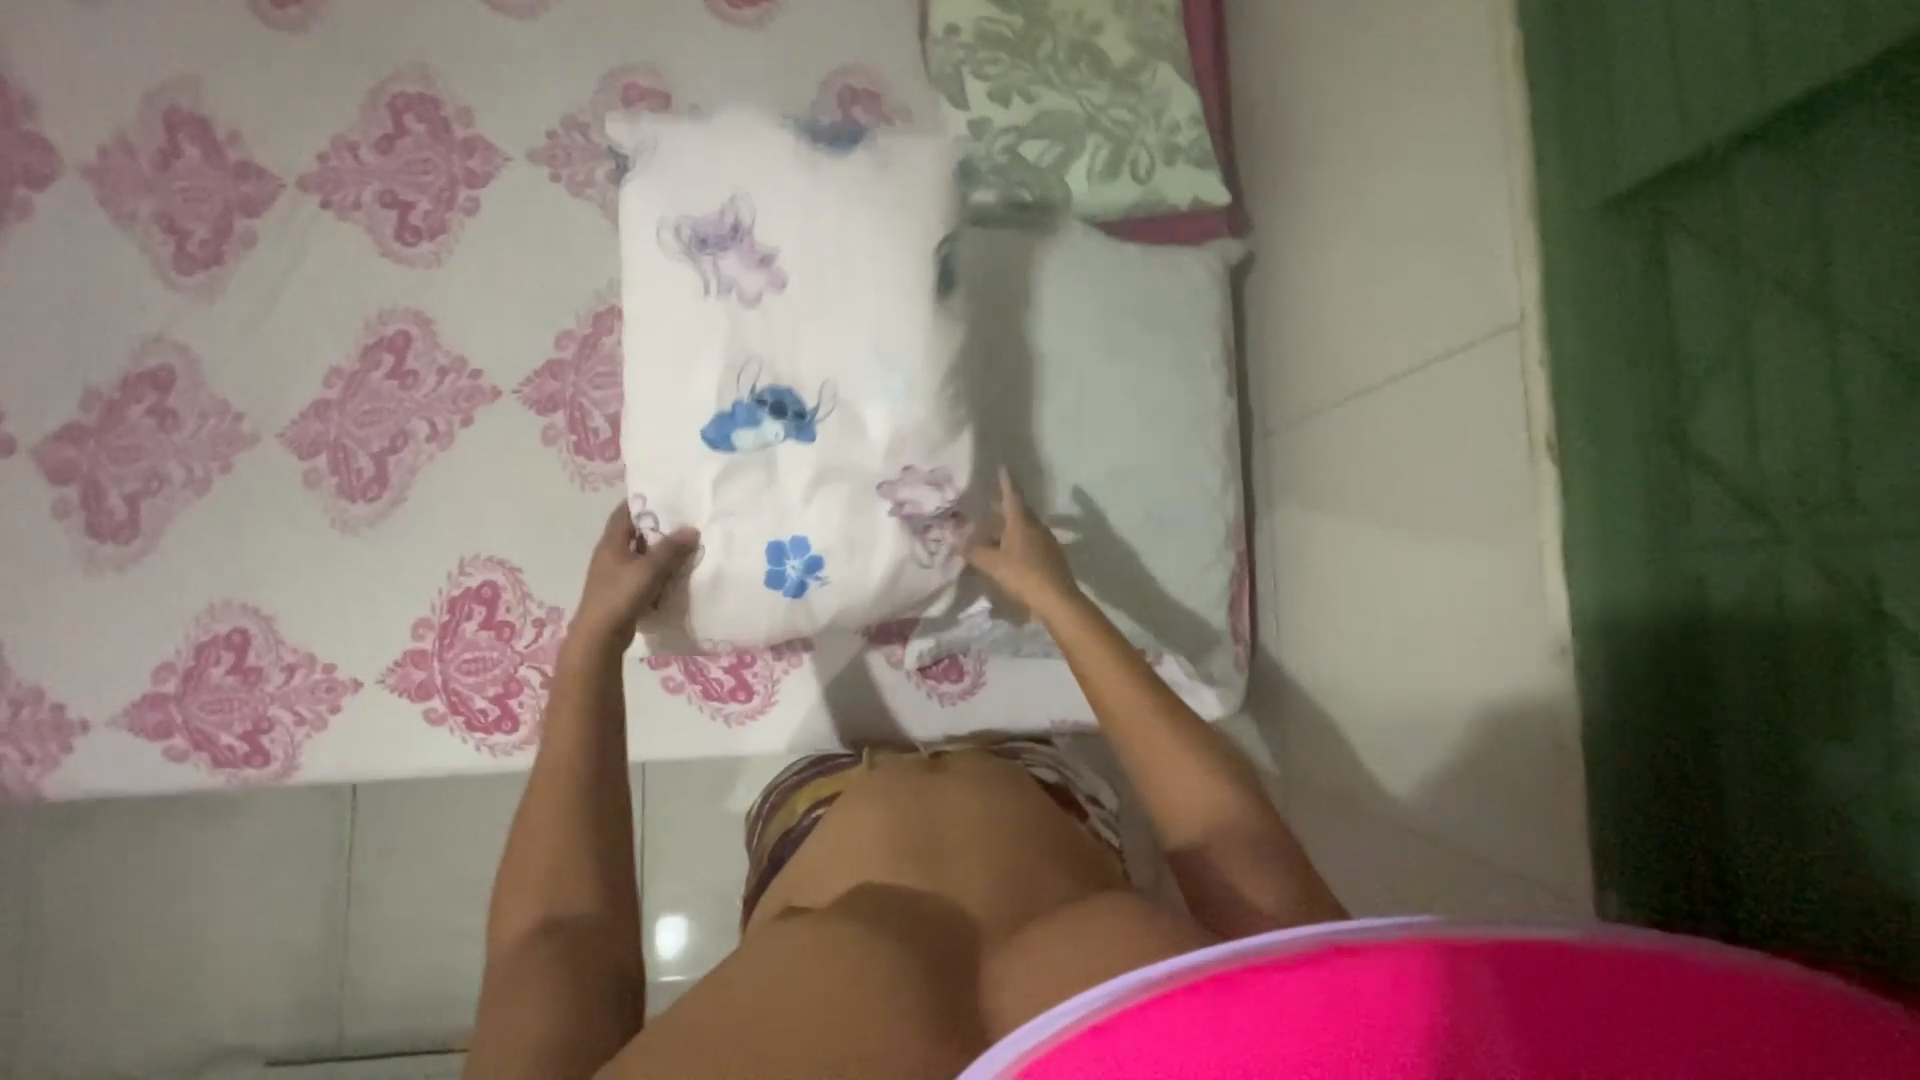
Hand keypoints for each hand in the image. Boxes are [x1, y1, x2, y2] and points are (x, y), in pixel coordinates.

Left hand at [572, 502, 700, 649]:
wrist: (600, 635)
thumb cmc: (621, 595)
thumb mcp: (650, 569)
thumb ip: (671, 548)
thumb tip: (692, 529)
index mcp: (611, 542)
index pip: (624, 512)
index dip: (642, 502)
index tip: (665, 496)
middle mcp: (609, 554)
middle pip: (633, 534)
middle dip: (656, 528)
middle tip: (682, 522)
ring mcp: (613, 574)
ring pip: (639, 556)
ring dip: (658, 552)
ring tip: (684, 547)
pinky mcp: (620, 592)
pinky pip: (641, 575)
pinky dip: (656, 572)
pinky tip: (673, 576)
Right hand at [966, 467, 1081, 615]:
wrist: (1057, 599)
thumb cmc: (1023, 575)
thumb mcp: (992, 564)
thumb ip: (972, 549)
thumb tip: (954, 535)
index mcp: (1021, 522)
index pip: (1012, 495)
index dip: (1005, 482)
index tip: (1003, 467)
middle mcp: (1036, 527)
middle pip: (1019, 511)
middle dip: (1005, 504)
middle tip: (991, 499)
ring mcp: (1046, 542)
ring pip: (1025, 527)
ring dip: (1010, 525)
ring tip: (995, 528)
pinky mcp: (1051, 557)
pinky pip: (1030, 542)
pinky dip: (1017, 542)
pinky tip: (1009, 552)